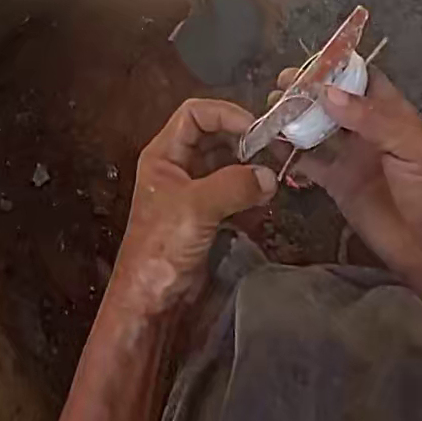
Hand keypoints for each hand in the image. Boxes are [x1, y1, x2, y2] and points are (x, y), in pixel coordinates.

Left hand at [107, 99, 276, 317]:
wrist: (149, 307)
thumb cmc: (161, 249)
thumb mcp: (196, 209)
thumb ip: (234, 185)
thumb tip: (270, 175)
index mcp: (164, 155)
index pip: (195, 114)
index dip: (224, 114)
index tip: (253, 128)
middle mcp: (179, 166)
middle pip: (215, 135)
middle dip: (243, 140)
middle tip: (272, 149)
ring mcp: (194, 190)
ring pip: (228, 162)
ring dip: (251, 166)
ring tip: (273, 175)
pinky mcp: (208, 213)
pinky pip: (234, 189)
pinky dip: (251, 191)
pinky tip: (265, 200)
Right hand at [287, 67, 421, 278]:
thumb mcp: (411, 147)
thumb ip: (371, 118)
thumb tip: (328, 93)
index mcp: (391, 112)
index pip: (361, 78)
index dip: (337, 67)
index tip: (307, 63)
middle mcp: (368, 128)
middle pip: (333, 99)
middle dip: (308, 89)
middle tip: (280, 85)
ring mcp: (351, 155)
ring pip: (317, 126)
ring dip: (295, 116)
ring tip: (269, 108)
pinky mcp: (337, 183)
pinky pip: (309, 161)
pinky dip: (289, 151)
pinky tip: (269, 143)